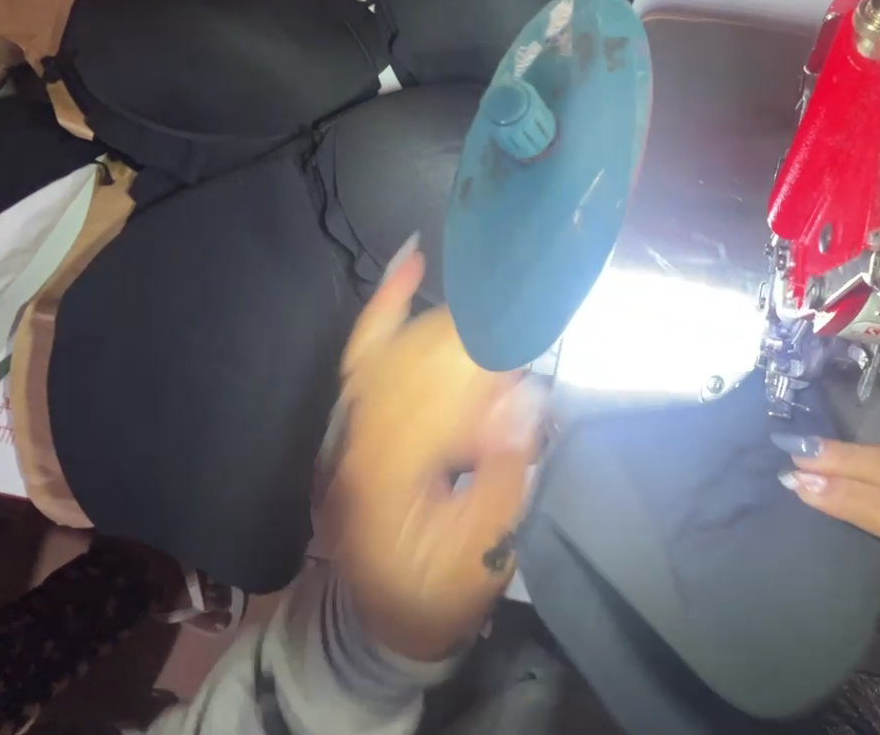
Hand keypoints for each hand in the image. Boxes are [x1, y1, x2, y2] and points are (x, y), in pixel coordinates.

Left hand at [323, 240, 543, 661]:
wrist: (387, 615)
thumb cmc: (443, 588)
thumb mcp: (484, 551)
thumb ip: (502, 475)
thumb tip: (522, 397)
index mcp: (389, 473)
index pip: (441, 391)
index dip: (489, 356)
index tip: (530, 331)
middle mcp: (358, 437)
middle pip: (416, 356)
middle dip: (476, 327)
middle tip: (526, 299)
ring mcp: (349, 425)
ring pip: (394, 345)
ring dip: (449, 315)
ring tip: (498, 290)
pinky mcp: (355, 417)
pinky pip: (365, 352)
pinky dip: (386, 307)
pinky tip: (409, 264)